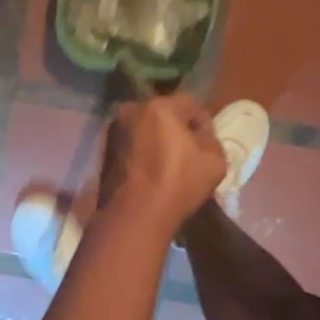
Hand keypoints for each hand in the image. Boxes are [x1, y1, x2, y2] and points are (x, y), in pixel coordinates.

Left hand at [99, 93, 226, 230]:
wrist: (134, 216)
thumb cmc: (178, 184)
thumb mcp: (215, 160)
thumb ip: (211, 138)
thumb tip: (199, 135)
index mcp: (160, 106)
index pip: (191, 103)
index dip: (204, 122)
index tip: (208, 144)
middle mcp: (132, 109)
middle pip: (164, 113)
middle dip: (178, 128)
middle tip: (189, 152)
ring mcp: (114, 129)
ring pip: (145, 127)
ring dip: (157, 139)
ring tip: (168, 163)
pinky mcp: (104, 149)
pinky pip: (131, 142)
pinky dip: (142, 150)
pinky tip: (150, 171)